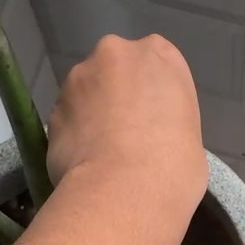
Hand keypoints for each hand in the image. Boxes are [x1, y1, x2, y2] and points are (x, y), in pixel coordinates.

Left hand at [47, 34, 205, 204]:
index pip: (156, 66)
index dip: (152, 98)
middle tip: (127, 138)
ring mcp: (78, 78)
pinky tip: (84, 166)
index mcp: (159, 55)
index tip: (154, 125)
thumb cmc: (174, 167)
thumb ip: (169, 123)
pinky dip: (74, 139)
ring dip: (92, 117)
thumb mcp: (191, 139)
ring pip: (86, 95)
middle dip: (118, 98)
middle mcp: (115, 53)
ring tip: (102, 156)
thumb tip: (154, 139)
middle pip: (116, 72)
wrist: (123, 192)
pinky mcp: (52, 110)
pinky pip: (67, 122)